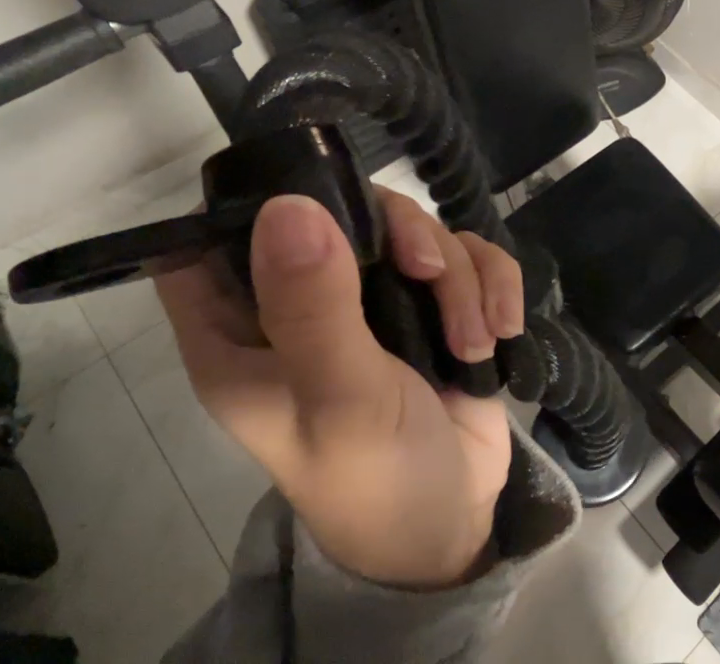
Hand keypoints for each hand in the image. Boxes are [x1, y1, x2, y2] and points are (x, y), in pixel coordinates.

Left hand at [154, 187, 524, 587]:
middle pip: (345, 210)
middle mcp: (306, 301)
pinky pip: (469, 255)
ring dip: (461, 277)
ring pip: (419, 230)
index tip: (324, 197)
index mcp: (244, 329)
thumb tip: (289, 205)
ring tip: (473, 342)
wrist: (456, 522)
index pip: (216, 237)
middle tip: (430, 274)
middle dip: (405, 234)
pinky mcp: (437, 304)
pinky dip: (494, 284)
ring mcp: (376, 300)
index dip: (261, 203)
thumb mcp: (341, 397)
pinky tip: (502, 331)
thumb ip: (315, 308)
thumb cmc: (374, 475)